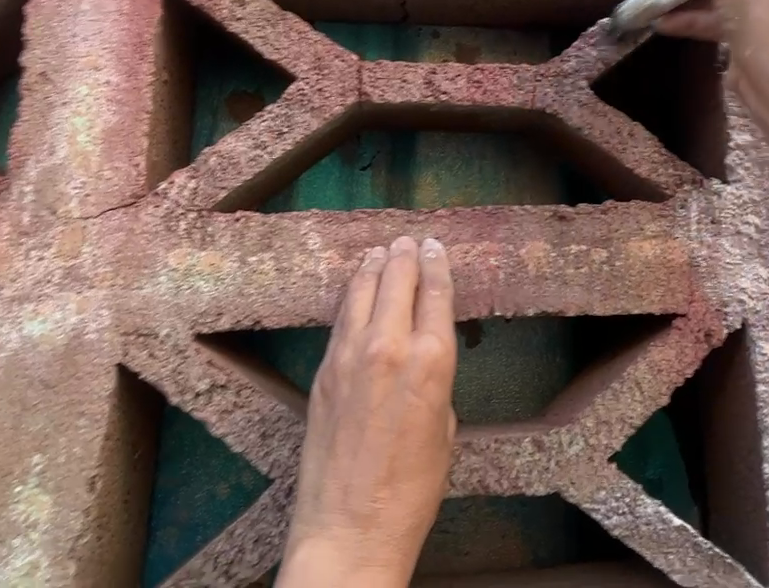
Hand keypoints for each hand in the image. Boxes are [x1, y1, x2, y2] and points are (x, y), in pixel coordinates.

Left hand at [277, 237, 457, 587]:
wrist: (351, 528)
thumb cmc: (413, 488)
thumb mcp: (444, 427)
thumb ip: (433, 380)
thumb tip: (421, 359)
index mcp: (432, 361)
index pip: (436, 293)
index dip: (437, 264)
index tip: (436, 246)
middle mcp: (390, 346)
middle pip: (398, 281)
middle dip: (406, 256)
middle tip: (409, 240)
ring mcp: (350, 356)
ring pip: (363, 292)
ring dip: (375, 267)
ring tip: (382, 250)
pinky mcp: (324, 371)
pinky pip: (341, 318)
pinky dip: (352, 295)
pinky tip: (356, 287)